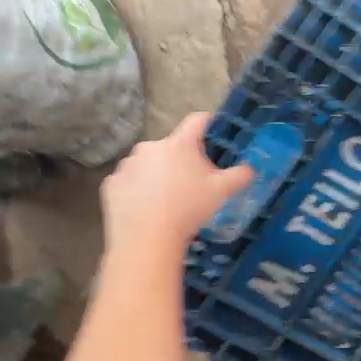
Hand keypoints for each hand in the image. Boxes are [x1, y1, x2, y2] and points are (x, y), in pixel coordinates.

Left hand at [100, 113, 253, 253]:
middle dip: (182, 159)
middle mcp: (150, 147)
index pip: (197, 120)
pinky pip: (129, 180)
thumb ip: (240, 175)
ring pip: (148, 163)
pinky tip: (145, 207)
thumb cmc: (188, 209)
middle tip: (192, 181)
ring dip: (157, 173)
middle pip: (172, 146)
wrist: (146, 240)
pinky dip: (137, 189)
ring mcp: (127, 165)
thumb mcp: (222, 191)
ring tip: (165, 198)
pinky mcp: (110, 184)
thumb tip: (250, 168)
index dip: (209, 123)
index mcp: (179, 144)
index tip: (215, 133)